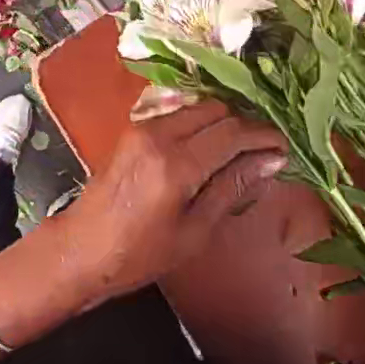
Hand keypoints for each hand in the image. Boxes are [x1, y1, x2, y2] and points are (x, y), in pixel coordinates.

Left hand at [46, 95, 285, 305]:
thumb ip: (232, 187)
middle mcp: (159, 134)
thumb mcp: (194, 231)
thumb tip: (271, 160)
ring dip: (221, 123)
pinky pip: (178, 116)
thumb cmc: (139, 254)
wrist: (80, 250)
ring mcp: (142, 128)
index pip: (232, 132)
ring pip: (197, 109)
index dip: (263, 135)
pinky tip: (209, 150)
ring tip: (239, 153)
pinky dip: (200, 126)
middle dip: (244, 125)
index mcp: (176, 163)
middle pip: (216, 110)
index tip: (284, 146)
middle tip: (263, 151)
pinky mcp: (133, 130)